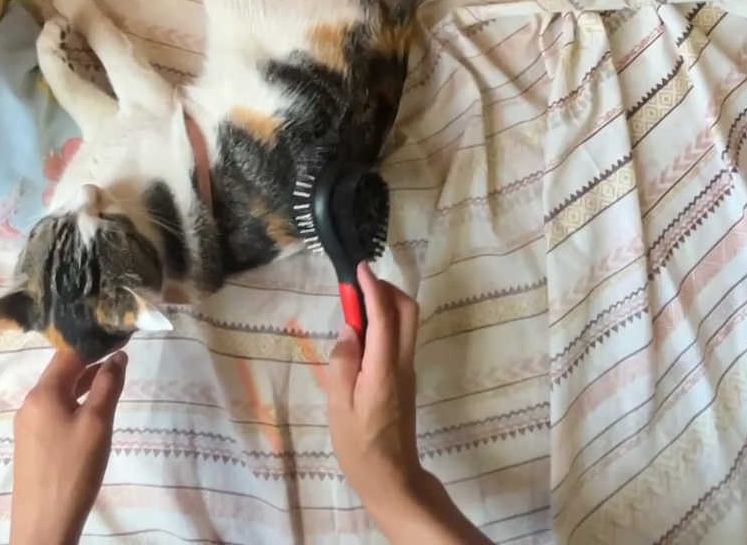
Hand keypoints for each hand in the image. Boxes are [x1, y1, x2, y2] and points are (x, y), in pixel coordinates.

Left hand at [9, 349, 126, 544]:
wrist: (43, 530)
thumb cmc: (72, 471)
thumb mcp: (98, 424)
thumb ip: (108, 385)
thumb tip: (117, 356)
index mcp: (42, 394)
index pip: (69, 353)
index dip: (94, 341)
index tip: (118, 333)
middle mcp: (30, 404)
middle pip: (62, 371)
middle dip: (91, 360)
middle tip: (120, 352)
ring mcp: (28, 426)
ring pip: (60, 392)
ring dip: (85, 382)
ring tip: (113, 377)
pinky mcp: (31, 446)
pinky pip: (55, 411)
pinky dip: (76, 403)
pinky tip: (93, 410)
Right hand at [324, 263, 424, 509]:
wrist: (392, 479)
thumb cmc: (360, 446)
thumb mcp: (338, 405)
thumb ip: (343, 362)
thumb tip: (350, 330)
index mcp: (383, 369)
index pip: (383, 317)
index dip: (372, 288)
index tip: (360, 268)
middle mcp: (402, 364)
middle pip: (408, 311)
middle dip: (387, 289)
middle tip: (360, 284)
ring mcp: (408, 370)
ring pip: (407, 323)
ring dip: (387, 304)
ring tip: (355, 306)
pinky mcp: (406, 378)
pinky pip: (400, 338)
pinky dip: (385, 322)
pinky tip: (362, 333)